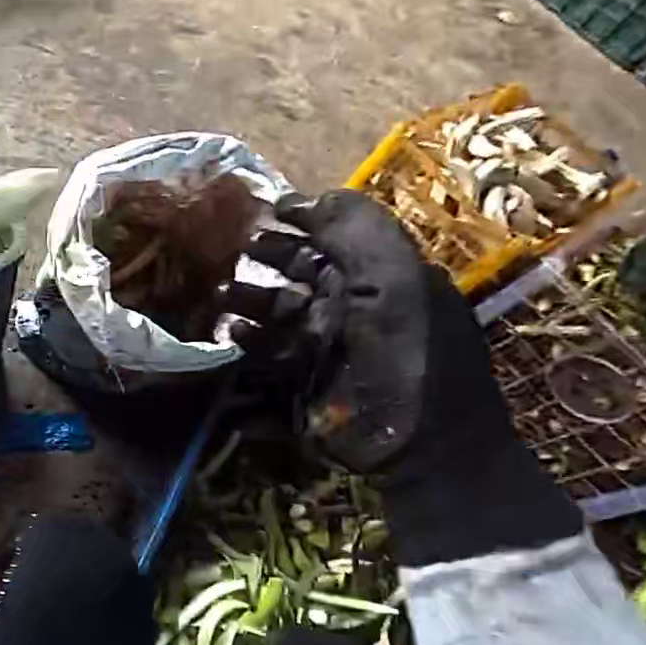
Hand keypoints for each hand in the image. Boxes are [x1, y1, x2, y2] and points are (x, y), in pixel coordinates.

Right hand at [249, 190, 582, 562]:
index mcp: (372, 282)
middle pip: (291, 285)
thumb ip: (352, 228)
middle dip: (259, 276)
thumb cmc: (409, 353)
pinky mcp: (305, 396)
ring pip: (273, 328)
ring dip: (246, 316)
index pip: (324, 246)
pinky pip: (266, 374)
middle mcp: (345, 316)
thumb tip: (300, 199)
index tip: (255, 222)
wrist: (423, 445)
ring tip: (222, 310)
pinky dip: (246, 363)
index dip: (290, 231)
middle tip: (226, 271)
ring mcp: (323, 358)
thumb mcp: (393, 277)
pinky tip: (228, 352)